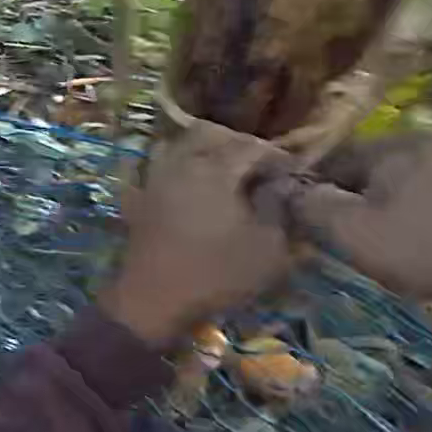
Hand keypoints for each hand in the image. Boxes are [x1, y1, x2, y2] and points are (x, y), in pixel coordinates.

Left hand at [99, 120, 297, 348]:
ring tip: (224, 174)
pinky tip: (188, 190)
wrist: (153, 299)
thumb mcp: (269, 248)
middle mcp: (181, 162)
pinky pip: (156, 169)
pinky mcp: (139, 198)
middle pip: (210, 133)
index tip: (293, 174)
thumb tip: (280, 185)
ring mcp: (154, 178)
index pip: (253, 146)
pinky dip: (175, 170)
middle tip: (258, 168)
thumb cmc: (216, 274)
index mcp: (215, 168)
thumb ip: (280, 208)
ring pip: (178, 144)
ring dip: (202, 150)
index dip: (277, 157)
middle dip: (238, 143)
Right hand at [284, 131, 431, 363]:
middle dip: (367, 196)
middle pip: (383, 166)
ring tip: (413, 243)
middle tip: (369, 238)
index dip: (323, 192)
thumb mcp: (351, 234)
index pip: (339, 159)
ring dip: (409, 204)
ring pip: (424, 178)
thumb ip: (307, 205)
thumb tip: (282, 186)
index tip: (325, 226)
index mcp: (403, 141)